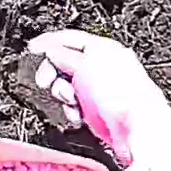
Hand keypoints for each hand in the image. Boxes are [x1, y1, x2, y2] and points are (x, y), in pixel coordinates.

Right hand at [26, 30, 170, 166]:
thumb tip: (50, 50)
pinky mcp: (98, 112)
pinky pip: (74, 106)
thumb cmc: (121, 94)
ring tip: (71, 101)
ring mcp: (100, 91)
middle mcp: (102, 67)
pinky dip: (71, 110)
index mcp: (103, 49)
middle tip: (47, 80)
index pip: (70, 39)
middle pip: (65, 63)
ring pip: (67, 86)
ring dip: (63, 94)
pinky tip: (77, 115)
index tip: (33, 49)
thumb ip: (63, 55)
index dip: (49, 43)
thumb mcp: (85, 64)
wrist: (138, 130)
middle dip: (53, 72)